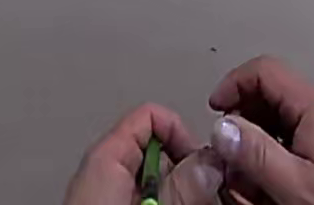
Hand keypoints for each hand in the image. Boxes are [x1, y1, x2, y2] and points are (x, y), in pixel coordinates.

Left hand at [64, 103, 226, 204]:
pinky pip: (142, 203)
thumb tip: (210, 160)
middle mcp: (104, 174)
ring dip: (178, 198)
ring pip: (153, 185)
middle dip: (186, 176)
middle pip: (156, 153)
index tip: (204, 167)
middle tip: (205, 199)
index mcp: (106, 158)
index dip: (181, 134)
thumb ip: (181, 187)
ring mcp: (104, 200)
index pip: (151, 117)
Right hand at [206, 56, 313, 204]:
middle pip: (272, 92)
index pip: (262, 69)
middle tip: (232, 152)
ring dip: (263, 140)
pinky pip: (303, 133)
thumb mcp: (297, 188)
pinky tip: (279, 182)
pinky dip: (283, 150)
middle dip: (245, 120)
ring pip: (285, 116)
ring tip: (254, 176)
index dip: (232, 85)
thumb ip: (255, 155)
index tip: (215, 110)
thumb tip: (222, 128)